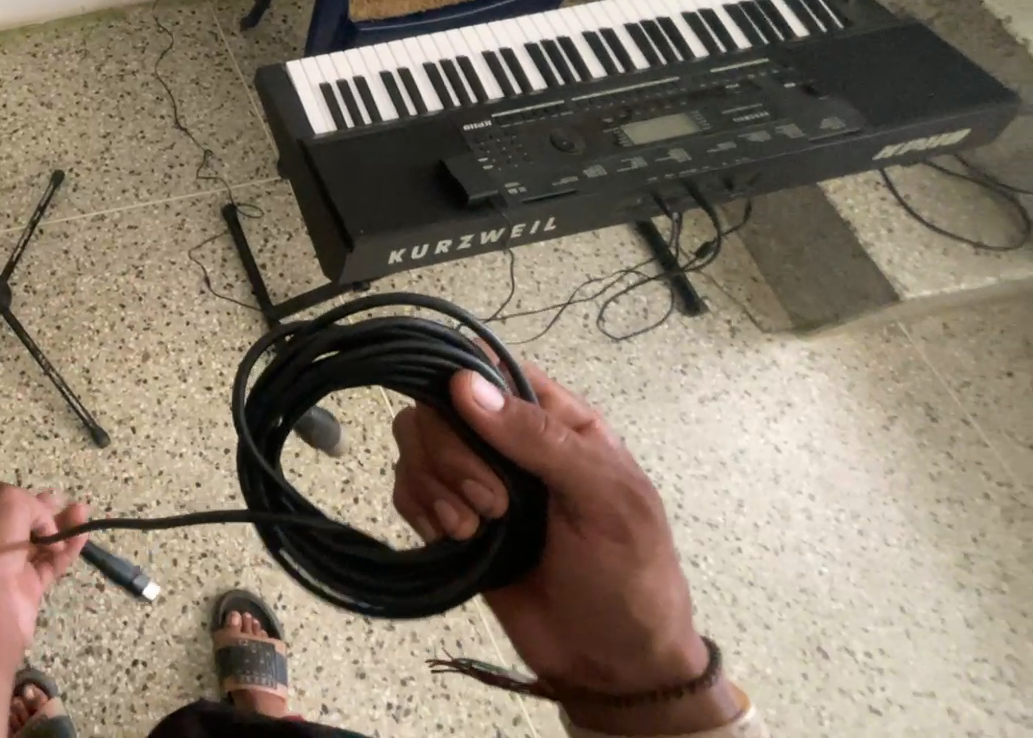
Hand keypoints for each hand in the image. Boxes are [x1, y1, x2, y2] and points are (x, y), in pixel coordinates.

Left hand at [0, 482, 88, 657]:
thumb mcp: (8, 502)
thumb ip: (31, 502)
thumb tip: (46, 524)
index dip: (12, 491)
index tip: (30, 490)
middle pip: (20, 517)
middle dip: (43, 508)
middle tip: (62, 500)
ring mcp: (7, 563)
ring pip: (39, 539)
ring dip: (61, 525)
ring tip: (83, 512)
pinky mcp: (27, 586)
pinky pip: (51, 562)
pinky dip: (67, 548)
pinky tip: (82, 534)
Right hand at [391, 362, 736, 731]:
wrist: (608, 665)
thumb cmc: (628, 575)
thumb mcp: (608, 502)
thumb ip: (540, 439)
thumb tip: (462, 383)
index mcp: (551, 417)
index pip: (487, 366)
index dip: (460, 379)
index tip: (457, 416)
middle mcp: (502, 436)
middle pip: (436, 406)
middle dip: (451, 456)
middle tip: (492, 506)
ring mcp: (469, 473)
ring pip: (412, 441)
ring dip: (433, 487)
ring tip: (472, 531)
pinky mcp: (445, 510)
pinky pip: (404, 485)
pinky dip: (418, 509)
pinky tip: (451, 539)